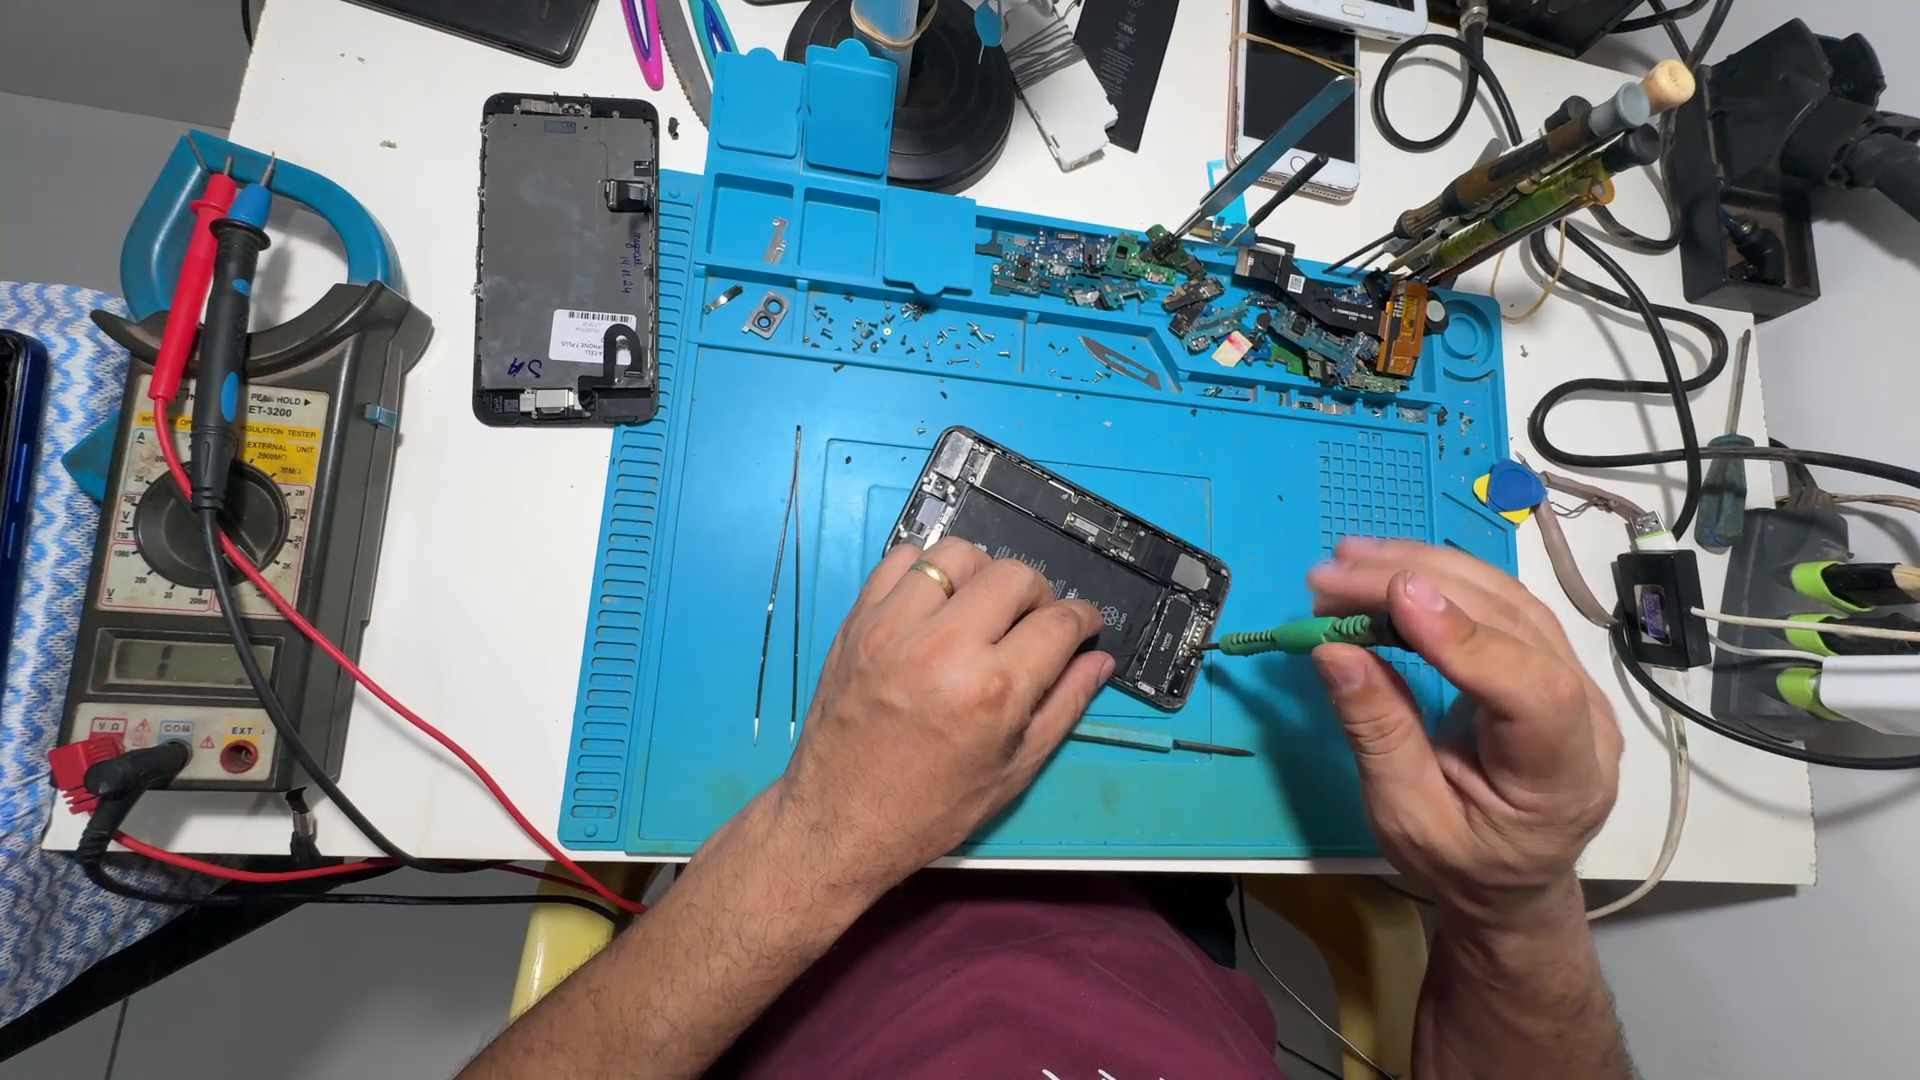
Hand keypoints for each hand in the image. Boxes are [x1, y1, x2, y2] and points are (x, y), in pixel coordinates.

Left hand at [775, 538, 1112, 893]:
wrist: (839, 820)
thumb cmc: (932, 808)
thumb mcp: (1014, 770)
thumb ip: (1065, 706)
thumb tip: (1100, 659)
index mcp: (992, 690)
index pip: (1059, 622)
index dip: (1084, 618)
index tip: (1083, 624)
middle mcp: (944, 647)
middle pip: (1014, 576)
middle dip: (1039, 595)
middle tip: (1031, 624)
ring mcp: (893, 627)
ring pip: (957, 554)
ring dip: (982, 575)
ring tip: (980, 610)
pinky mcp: (858, 620)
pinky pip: (900, 559)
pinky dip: (926, 570)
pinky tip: (934, 604)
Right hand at [1306, 538, 1621, 927]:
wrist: (1510, 882)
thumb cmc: (1459, 860)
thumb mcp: (1405, 815)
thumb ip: (1377, 734)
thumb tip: (1334, 651)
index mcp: (1561, 776)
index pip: (1531, 690)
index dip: (1463, 638)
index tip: (1396, 597)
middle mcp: (1583, 714)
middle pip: (1512, 623)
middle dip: (1417, 584)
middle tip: (1330, 575)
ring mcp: (1569, 680)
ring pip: (1505, 598)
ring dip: (1424, 566)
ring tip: (1348, 558)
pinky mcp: (1540, 662)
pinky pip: (1495, 603)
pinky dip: (1436, 576)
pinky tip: (1387, 568)